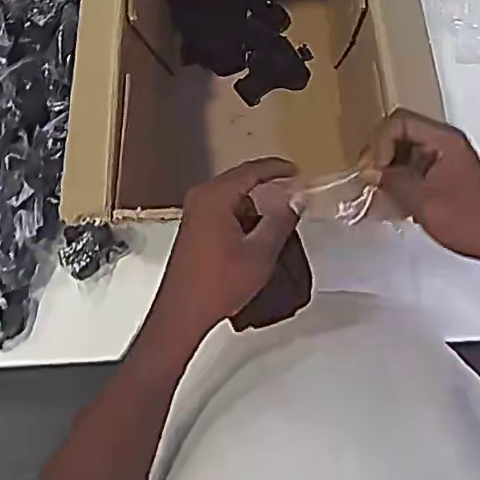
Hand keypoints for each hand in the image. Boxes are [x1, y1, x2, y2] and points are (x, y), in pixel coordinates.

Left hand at [146, 158, 301, 345]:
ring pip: (232, 195)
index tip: (297, 171)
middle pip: (239, 179)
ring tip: (280, 213)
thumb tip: (296, 198)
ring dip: (255, 201)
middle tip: (293, 190)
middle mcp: (201, 196)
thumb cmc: (219, 282)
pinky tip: (258, 229)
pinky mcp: (194, 225)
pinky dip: (242, 212)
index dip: (276, 168)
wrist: (183, 310)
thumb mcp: (259, 253)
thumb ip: (280, 221)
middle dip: (267, 184)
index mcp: (215, 196)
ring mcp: (195, 210)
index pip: (250, 171)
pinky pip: (223, 207)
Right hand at [370, 110, 479, 296]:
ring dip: (390, 168)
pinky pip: (415, 165)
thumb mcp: (421, 200)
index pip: (399, 122)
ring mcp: (447, 157)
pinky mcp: (446, 173)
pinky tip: (396, 199)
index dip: (381, 142)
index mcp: (444, 139)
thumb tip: (370, 171)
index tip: (377, 168)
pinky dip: (402, 178)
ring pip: (405, 150)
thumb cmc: (471, 222)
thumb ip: (391, 180)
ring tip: (382, 191)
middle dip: (382, 154)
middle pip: (401, 132)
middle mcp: (446, 142)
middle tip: (371, 177)